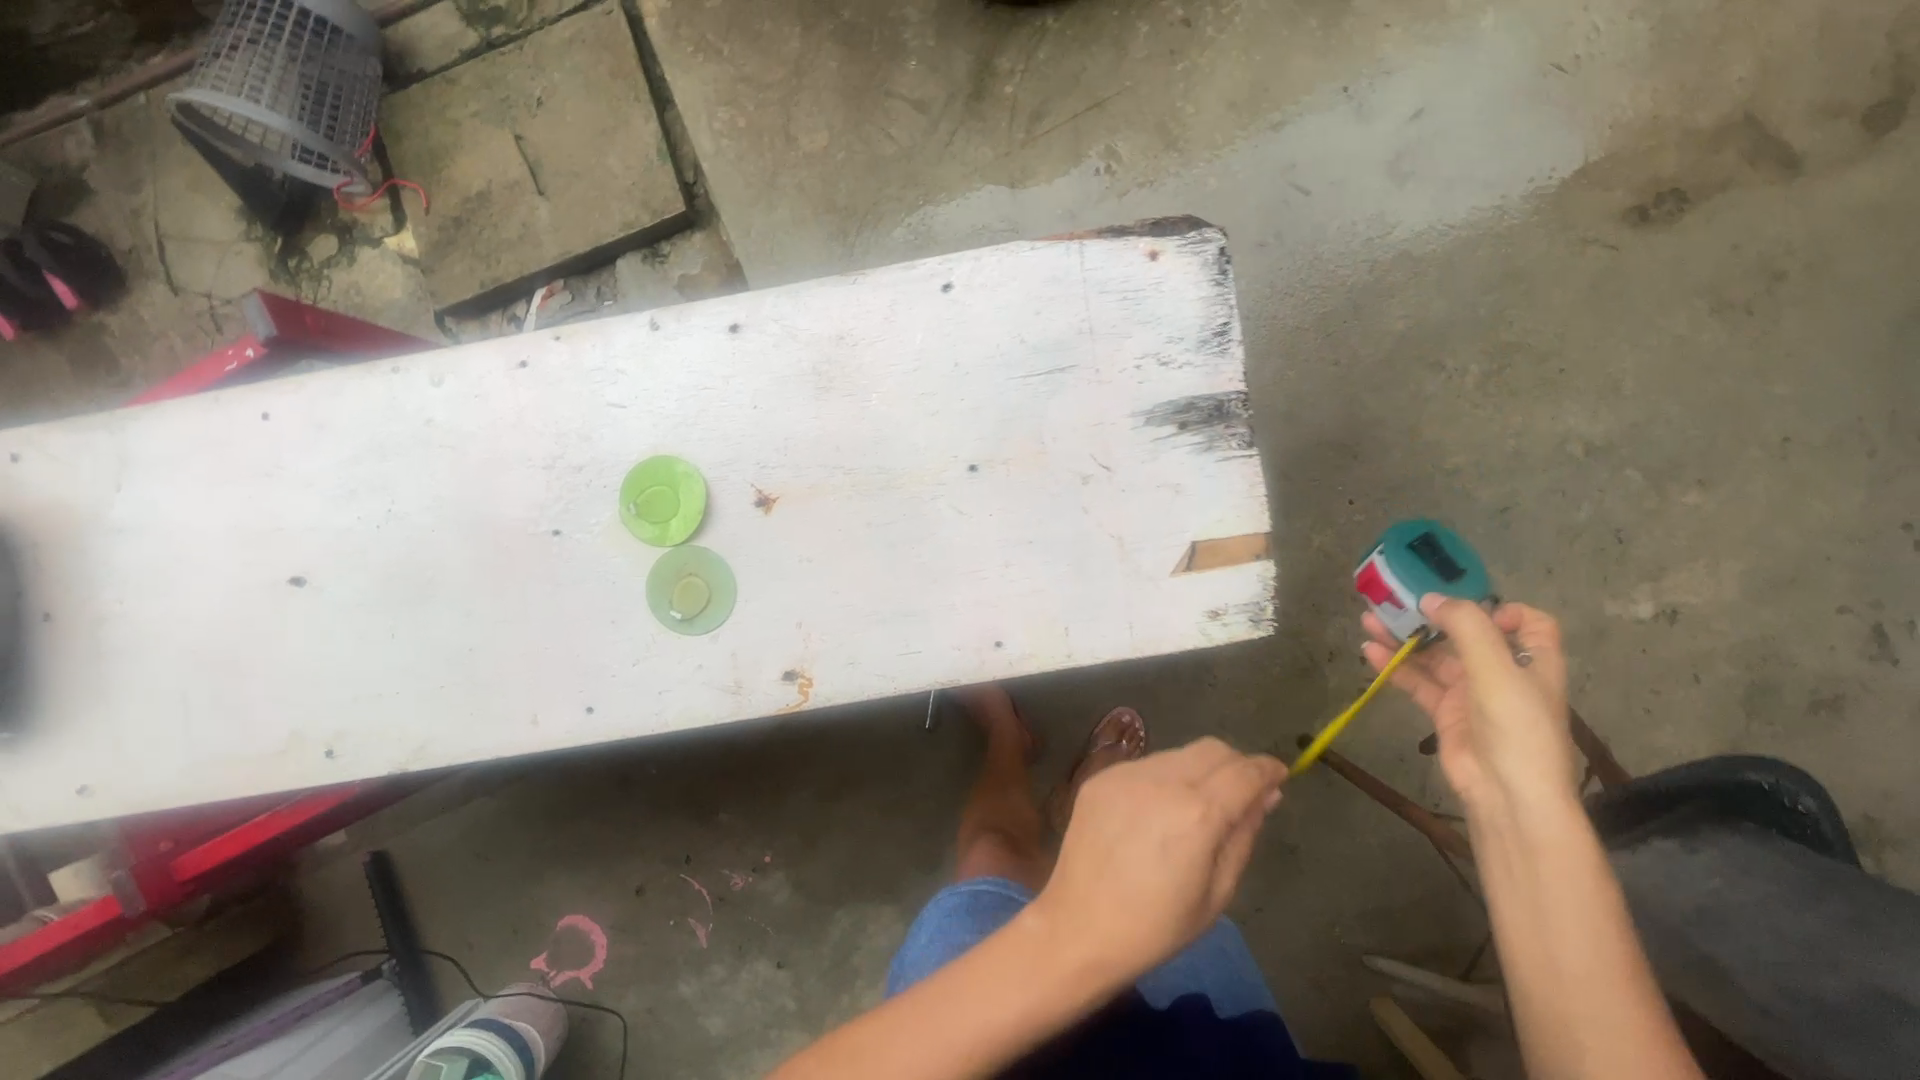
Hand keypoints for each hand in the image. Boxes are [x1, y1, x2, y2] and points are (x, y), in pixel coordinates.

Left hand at [1027, 737, 1286, 987]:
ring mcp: (1125, 775)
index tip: (1280, 776)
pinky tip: (1157, 812)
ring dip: (1199, 770)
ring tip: (1195, 809)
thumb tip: (1266, 796)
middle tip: (1242, 794)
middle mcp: (1161, 781)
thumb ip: (1244, 835)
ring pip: (1178, 754)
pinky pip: (1146, 766)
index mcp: (1197, 813)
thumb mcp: (1217, 892)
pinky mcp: (1099, 777)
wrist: (1079, 928)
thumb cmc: (1156, 926)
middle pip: (1213, 749)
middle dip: (1236, 764)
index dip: (1268, 770)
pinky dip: (1164, 779)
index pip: (1245, 772)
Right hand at [1362, 595, 1577, 813]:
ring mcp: (1473, 693)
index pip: (1528, 623)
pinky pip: (1418, 682)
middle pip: (1467, 635)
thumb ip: (1466, 628)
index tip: (1466, 607)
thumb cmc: (1515, 727)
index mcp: (1532, 659)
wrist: (1507, 793)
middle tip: (1394, 602)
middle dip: (1432, 617)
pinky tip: (1371, 653)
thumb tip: (1430, 598)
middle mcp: (1503, 672)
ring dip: (1405, 639)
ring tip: (1369, 621)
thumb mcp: (1496, 669)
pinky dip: (1395, 667)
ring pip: (1435, 656)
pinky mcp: (1446, 713)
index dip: (1503, 610)